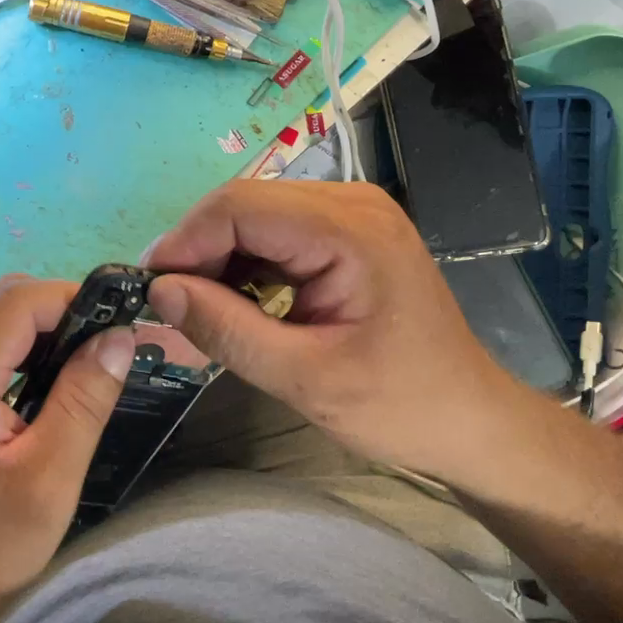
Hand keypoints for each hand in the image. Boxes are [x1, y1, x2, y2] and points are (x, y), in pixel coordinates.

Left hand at [0, 277, 136, 608]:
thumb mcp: (51, 476)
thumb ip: (84, 398)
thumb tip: (121, 335)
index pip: (16, 301)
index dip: (70, 299)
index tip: (118, 322)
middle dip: (54, 308)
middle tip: (103, 344)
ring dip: (33, 321)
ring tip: (79, 356)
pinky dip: (10, 337)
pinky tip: (39, 370)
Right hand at [143, 180, 535, 481]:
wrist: (472, 420)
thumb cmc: (400, 405)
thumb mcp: (305, 379)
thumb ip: (227, 330)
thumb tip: (159, 291)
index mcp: (350, 230)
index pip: (238, 207)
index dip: (185, 242)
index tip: (150, 289)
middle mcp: (349, 202)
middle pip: (242, 205)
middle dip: (198, 253)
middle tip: (169, 307)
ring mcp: (350, 213)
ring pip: (252, 217)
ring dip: (217, 260)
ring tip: (199, 312)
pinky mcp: (344, 231)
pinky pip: (273, 232)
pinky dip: (243, 265)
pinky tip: (236, 304)